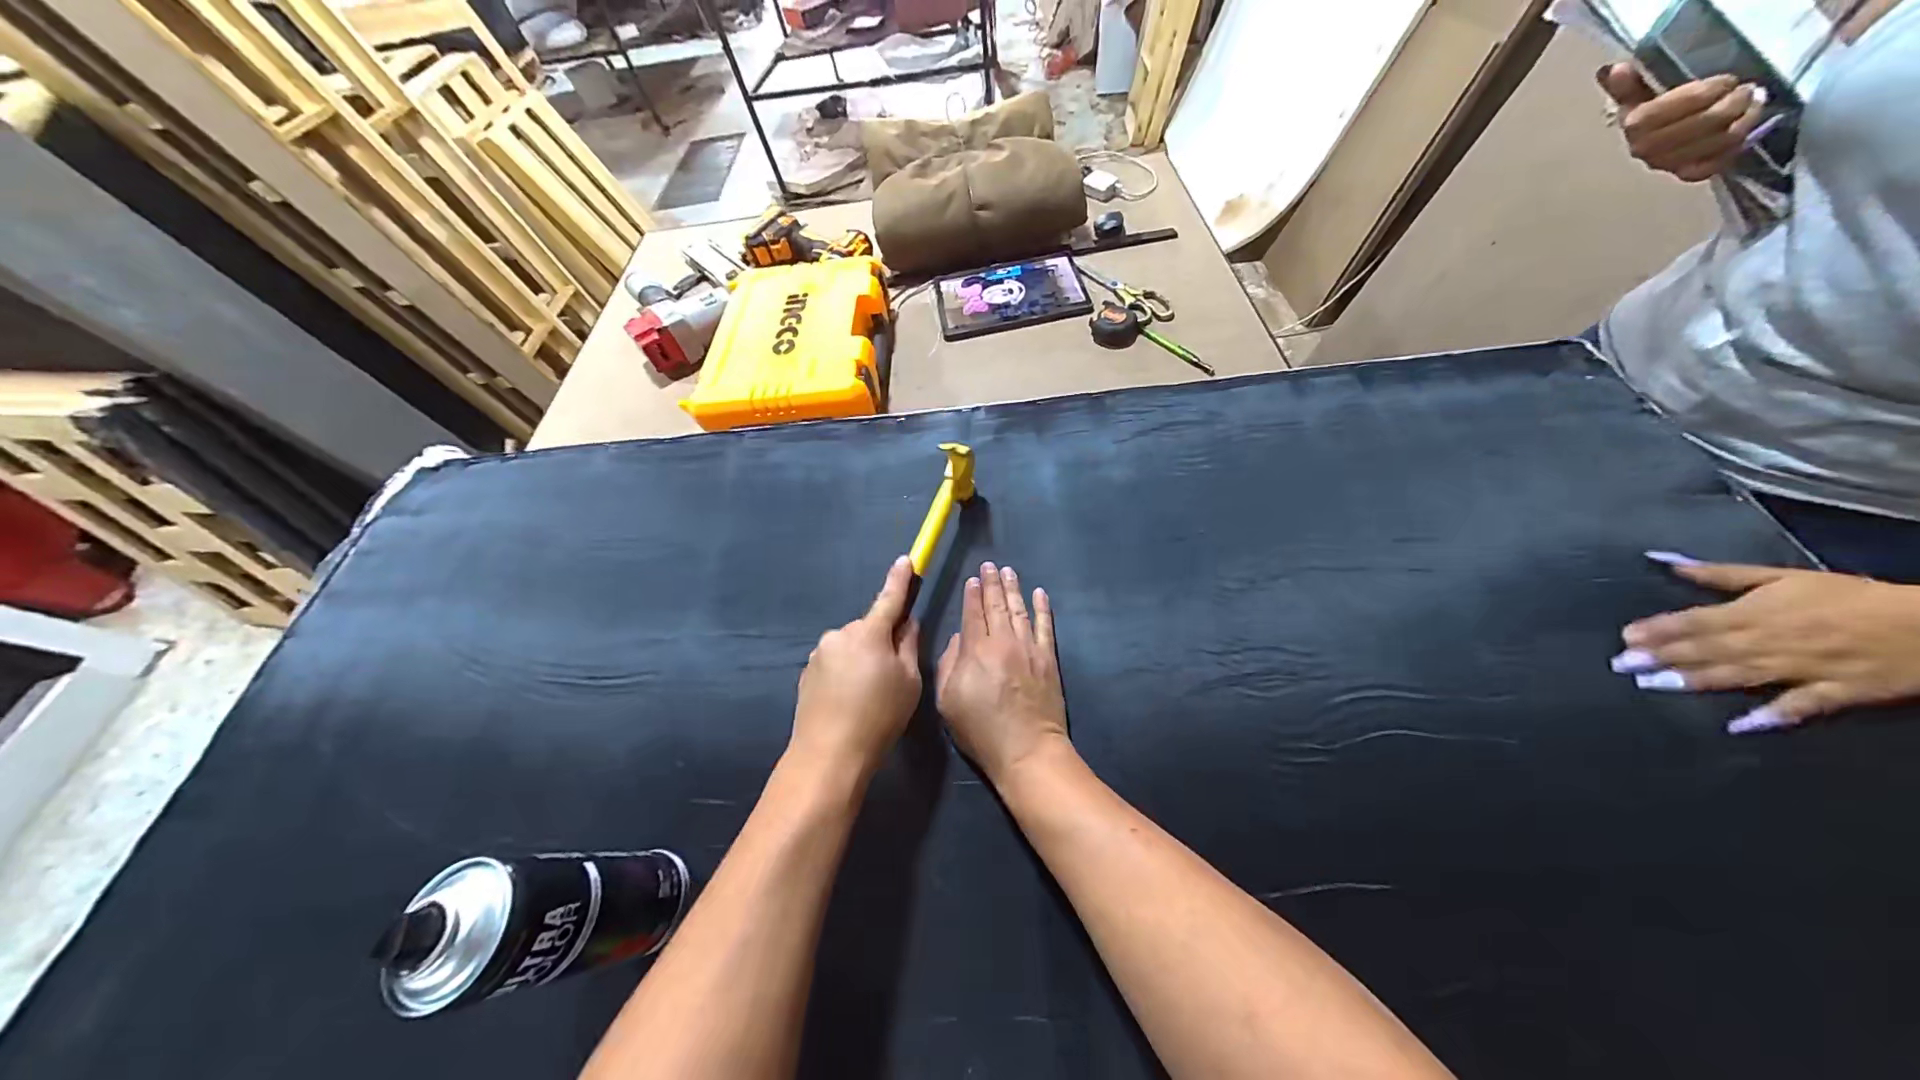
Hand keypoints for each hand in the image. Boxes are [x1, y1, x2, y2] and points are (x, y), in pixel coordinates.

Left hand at [790, 555, 922, 775]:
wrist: (828, 754)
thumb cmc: (879, 716)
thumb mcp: (909, 681)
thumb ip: (908, 645)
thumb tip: (906, 623)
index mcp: (868, 632)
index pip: (889, 599)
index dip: (900, 580)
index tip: (906, 560)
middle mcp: (840, 635)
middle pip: (869, 628)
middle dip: (881, 641)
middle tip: (893, 675)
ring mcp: (819, 653)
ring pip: (851, 647)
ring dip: (862, 659)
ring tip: (869, 696)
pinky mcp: (807, 673)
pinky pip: (835, 663)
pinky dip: (845, 674)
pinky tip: (849, 702)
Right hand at [936, 563, 1069, 784]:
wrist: (1026, 749)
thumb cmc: (981, 729)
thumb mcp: (948, 700)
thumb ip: (948, 664)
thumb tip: (958, 638)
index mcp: (976, 650)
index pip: (972, 613)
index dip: (972, 594)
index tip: (972, 579)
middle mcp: (1004, 642)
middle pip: (997, 605)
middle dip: (992, 583)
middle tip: (990, 565)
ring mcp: (1029, 649)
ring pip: (1020, 610)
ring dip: (1014, 589)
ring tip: (1010, 571)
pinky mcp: (1049, 659)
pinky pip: (1045, 626)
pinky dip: (1042, 608)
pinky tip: (1039, 593)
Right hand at [1598, 66, 1767, 182]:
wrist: (1655, 143)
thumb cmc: (1654, 112)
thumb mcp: (1640, 95)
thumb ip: (1628, 84)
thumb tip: (1613, 69)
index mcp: (1636, 125)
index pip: (1679, 106)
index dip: (1709, 91)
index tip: (1726, 80)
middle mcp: (1646, 148)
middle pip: (1705, 123)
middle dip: (1734, 103)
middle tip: (1748, 90)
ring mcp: (1666, 164)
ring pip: (1718, 141)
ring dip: (1745, 119)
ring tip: (1753, 105)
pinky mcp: (1686, 175)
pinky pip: (1716, 163)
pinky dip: (1735, 146)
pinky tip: (1742, 131)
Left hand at [1612, 554, 1919, 733]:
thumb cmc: (1848, 596)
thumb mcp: (1779, 576)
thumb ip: (1719, 573)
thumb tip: (1665, 561)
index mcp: (1755, 612)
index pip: (1695, 622)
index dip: (1658, 630)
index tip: (1625, 637)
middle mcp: (1770, 640)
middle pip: (1708, 649)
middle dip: (1662, 657)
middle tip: (1621, 665)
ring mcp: (1803, 668)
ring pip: (1739, 675)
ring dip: (1694, 681)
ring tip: (1653, 686)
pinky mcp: (1838, 692)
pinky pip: (1802, 706)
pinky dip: (1773, 715)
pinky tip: (1740, 726)